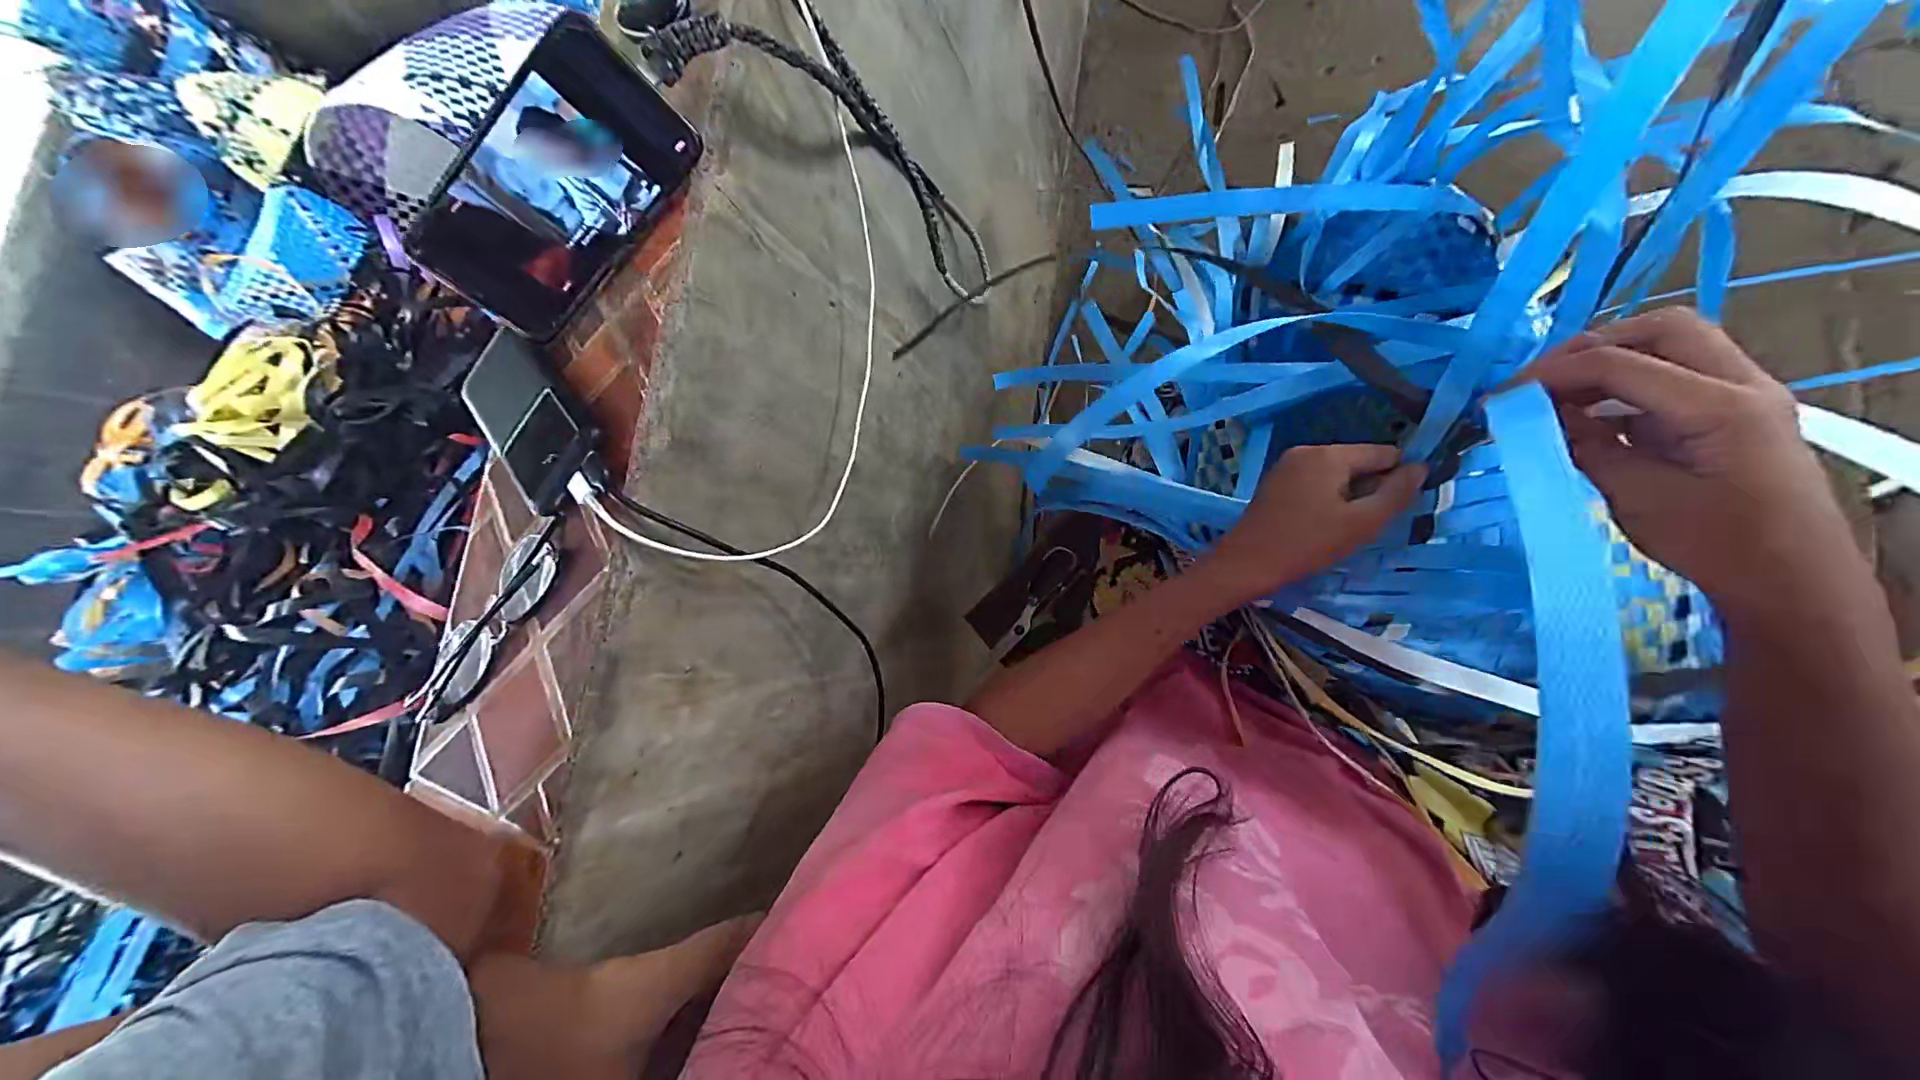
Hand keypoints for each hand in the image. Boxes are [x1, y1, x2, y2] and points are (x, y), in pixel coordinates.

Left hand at [1201, 443, 1425, 599]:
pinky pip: (1314, 483)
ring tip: (1343, 528)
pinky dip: (1326, 499)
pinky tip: (1322, 526)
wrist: (1246, 563)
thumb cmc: (1306, 544)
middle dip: (1371, 488)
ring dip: (1349, 497)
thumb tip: (1421, 466)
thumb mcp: (1362, 522)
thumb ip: (1397, 493)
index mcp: (1328, 454)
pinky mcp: (1274, 483)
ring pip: (1337, 474)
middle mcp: (1305, 450)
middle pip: (1359, 462)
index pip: (1385, 453)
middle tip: (1366, 524)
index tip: (1398, 508)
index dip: (1399, 478)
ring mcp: (1285, 466)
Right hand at [1517, 308, 1855, 620]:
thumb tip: (1537, 415)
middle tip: (1535, 383)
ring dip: (1607, 361)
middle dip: (1587, 349)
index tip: (1501, 396)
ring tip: (1555, 395)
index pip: (1621, 363)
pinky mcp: (1732, 410)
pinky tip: (1589, 412)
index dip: (1551, 373)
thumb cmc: (1711, 543)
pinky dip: (1625, 382)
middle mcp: (1742, 384)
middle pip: (1660, 330)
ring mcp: (1744, 393)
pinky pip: (1675, 373)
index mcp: (1719, 406)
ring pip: (1671, 344)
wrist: (1788, 577)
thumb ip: (1586, 445)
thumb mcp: (1633, 495)